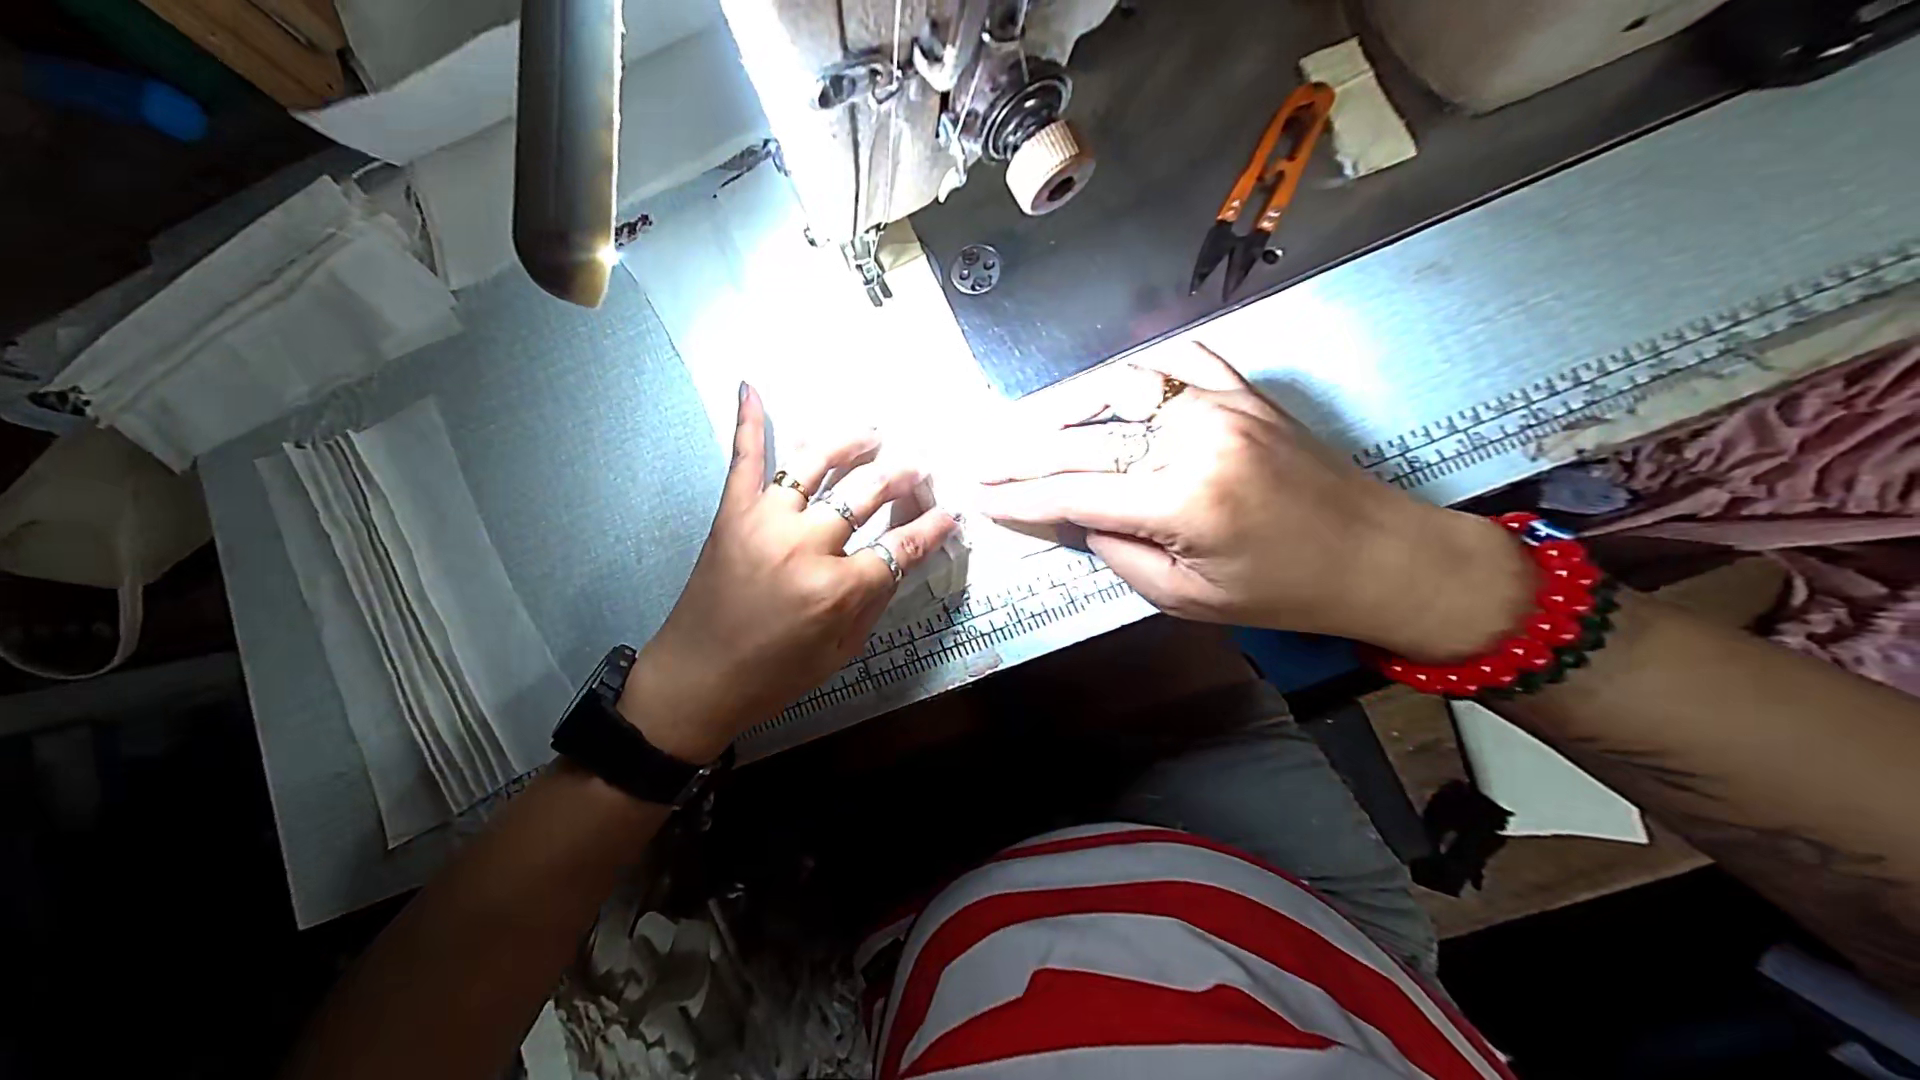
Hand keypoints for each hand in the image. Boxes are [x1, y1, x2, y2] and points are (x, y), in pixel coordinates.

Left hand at [619, 384, 958, 762]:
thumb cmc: (775, 675)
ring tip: (871, 434)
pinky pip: (744, 460)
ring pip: (815, 463)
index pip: (900, 546)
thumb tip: (899, 556)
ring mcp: (764, 521)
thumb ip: (875, 600)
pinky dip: (748, 422)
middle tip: (918, 465)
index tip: (949, 513)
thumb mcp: (842, 651)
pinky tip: (751, 388)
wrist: (696, 680)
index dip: (930, 528)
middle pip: (866, 494)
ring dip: (849, 443)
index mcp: (836, 589)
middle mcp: (804, 545)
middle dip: (902, 476)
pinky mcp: (730, 514)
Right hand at [974, 345, 1531, 660]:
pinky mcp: (1245, 390)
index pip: (1074, 494)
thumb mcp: (1189, 598)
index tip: (979, 499)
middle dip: (1022, 453)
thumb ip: (1120, 552)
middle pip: (1084, 439)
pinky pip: (1177, 362)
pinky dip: (1136, 373)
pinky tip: (1112, 391)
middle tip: (982, 459)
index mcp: (1184, 501)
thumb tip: (1076, 519)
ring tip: (1026, 424)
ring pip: (1120, 387)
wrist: (1381, 556)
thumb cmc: (1286, 593)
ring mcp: (1222, 403)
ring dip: (1065, 406)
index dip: (1019, 499)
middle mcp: (1197, 438)